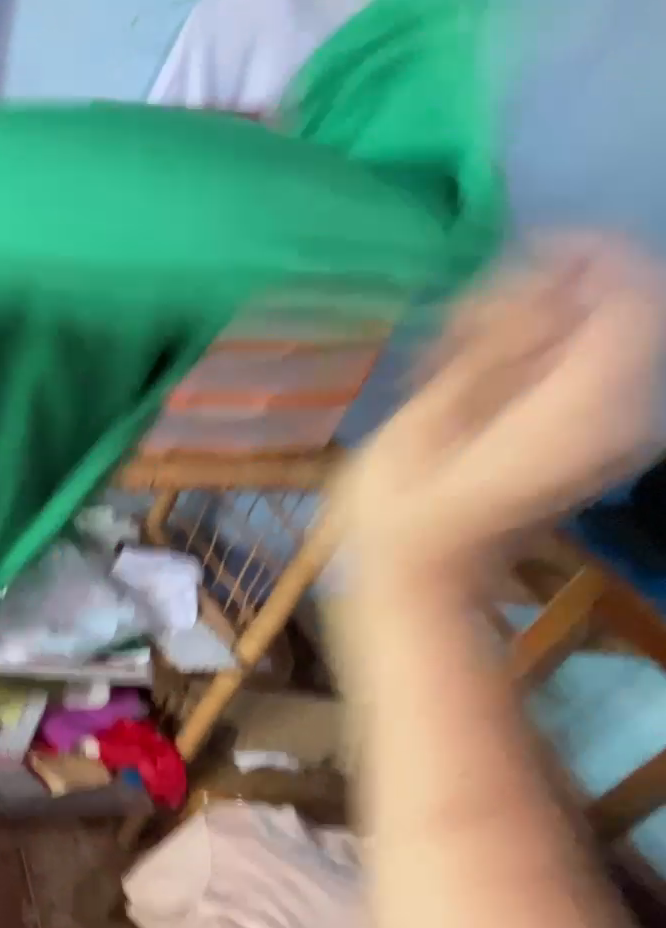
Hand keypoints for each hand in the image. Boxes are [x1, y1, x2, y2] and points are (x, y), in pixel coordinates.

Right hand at [336, 234, 665, 584]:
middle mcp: (622, 410)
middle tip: (454, 322)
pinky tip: (469, 375)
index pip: (629, 295)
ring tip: (447, 354)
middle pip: (616, 311)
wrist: (420, 578)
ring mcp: (613, 426)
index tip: (511, 250)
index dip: (583, 255)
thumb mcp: (424, 425)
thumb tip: (527, 287)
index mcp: (584, 407)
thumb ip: (485, 353)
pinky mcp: (592, 436)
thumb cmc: (398, 513)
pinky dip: (533, 355)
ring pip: (598, 337)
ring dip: (528, 326)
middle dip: (540, 294)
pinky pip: (586, 368)